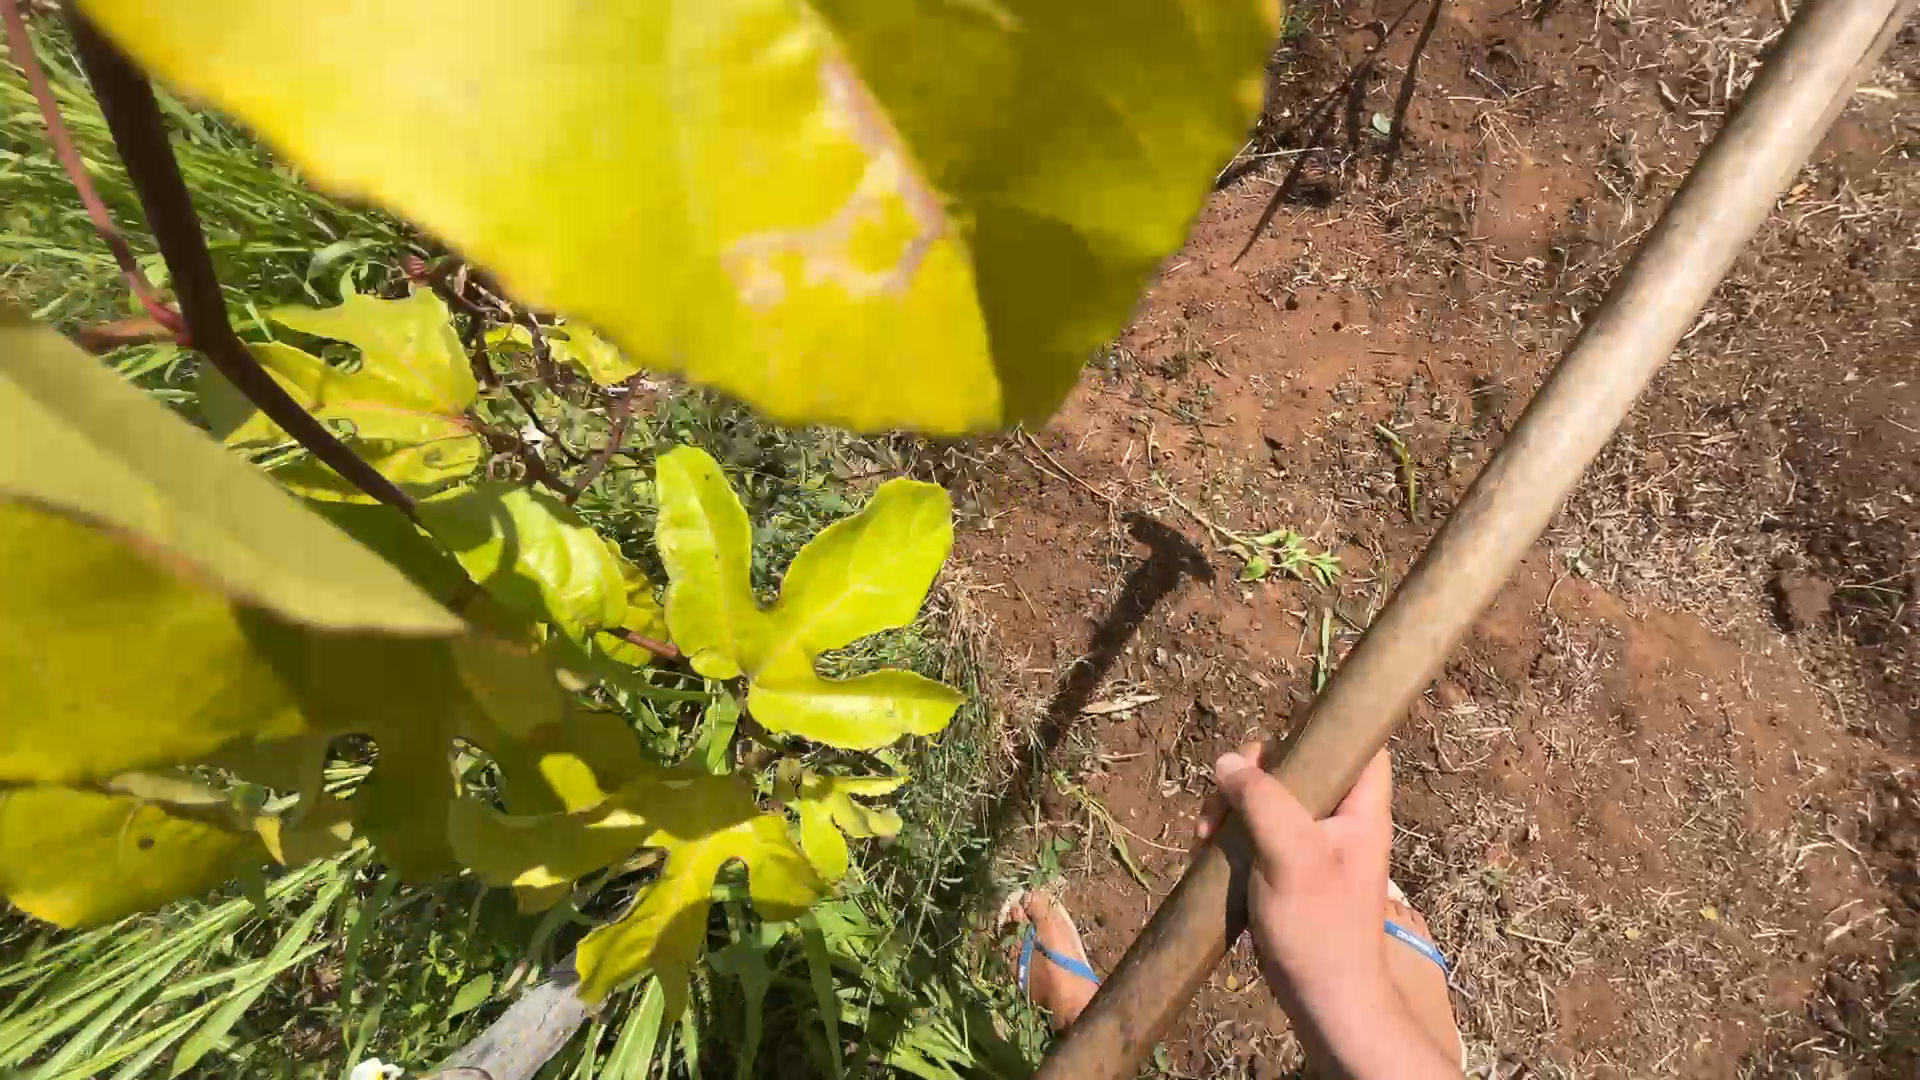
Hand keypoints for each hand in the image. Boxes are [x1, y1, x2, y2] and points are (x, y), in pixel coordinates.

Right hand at [1209, 745, 1458, 1078]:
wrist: (1321, 1001)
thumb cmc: (1320, 927)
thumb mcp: (1291, 854)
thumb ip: (1260, 799)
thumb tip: (1226, 761)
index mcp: (1359, 809)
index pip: (1359, 746)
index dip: (1326, 728)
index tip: (1281, 735)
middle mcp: (1336, 817)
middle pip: (1293, 764)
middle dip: (1249, 774)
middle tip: (1224, 798)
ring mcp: (1308, 841)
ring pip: (1264, 794)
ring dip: (1228, 805)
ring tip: (1205, 834)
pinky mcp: (1283, 862)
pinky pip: (1250, 825)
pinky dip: (1226, 830)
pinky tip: (1206, 849)